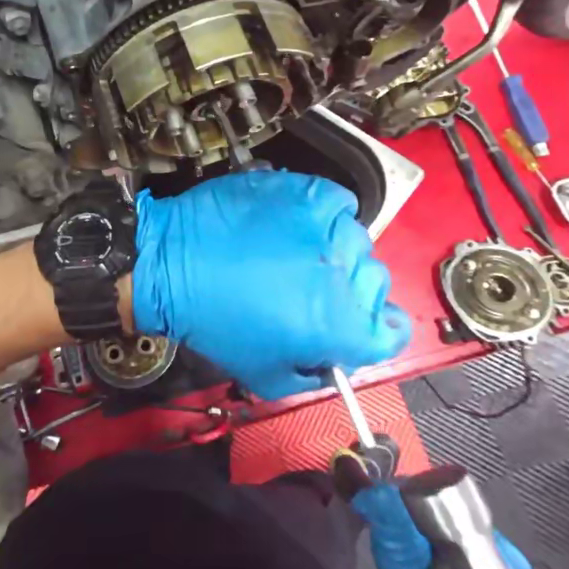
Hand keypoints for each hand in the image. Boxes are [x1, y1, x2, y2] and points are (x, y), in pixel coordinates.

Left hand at [130, 171, 409, 398]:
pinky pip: (341, 204)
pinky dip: (328, 216)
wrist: (174, 262)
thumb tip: (340, 358)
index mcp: (336, 323)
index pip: (394, 330)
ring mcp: (328, 228)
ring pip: (359, 242)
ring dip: (338, 253)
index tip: (363, 325)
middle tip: (316, 291)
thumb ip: (314, 374)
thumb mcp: (264, 375)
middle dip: (353, 293)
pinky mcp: (311, 194)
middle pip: (377, 284)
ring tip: (301, 255)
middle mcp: (342, 273)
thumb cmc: (213, 320)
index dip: (379, 331)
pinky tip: (302, 226)